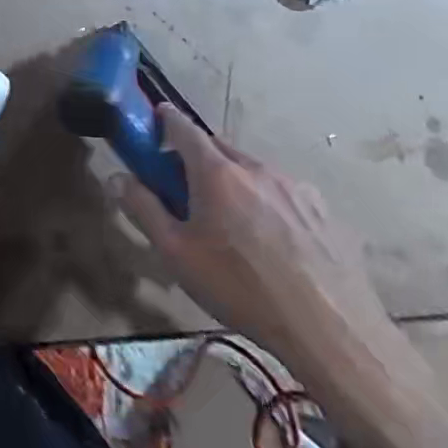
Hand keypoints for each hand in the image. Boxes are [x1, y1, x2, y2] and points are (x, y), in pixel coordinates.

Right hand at [112, 106, 414, 373]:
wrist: (329, 329)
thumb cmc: (240, 288)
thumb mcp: (177, 254)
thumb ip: (144, 210)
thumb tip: (118, 177)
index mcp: (217, 173)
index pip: (184, 127)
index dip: (166, 119)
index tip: (156, 118)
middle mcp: (256, 167)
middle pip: (220, 147)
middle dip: (199, 156)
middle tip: (188, 186)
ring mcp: (296, 186)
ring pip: (255, 171)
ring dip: (236, 181)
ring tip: (235, 224)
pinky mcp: (325, 210)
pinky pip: (286, 194)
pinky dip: (271, 203)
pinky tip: (277, 243)